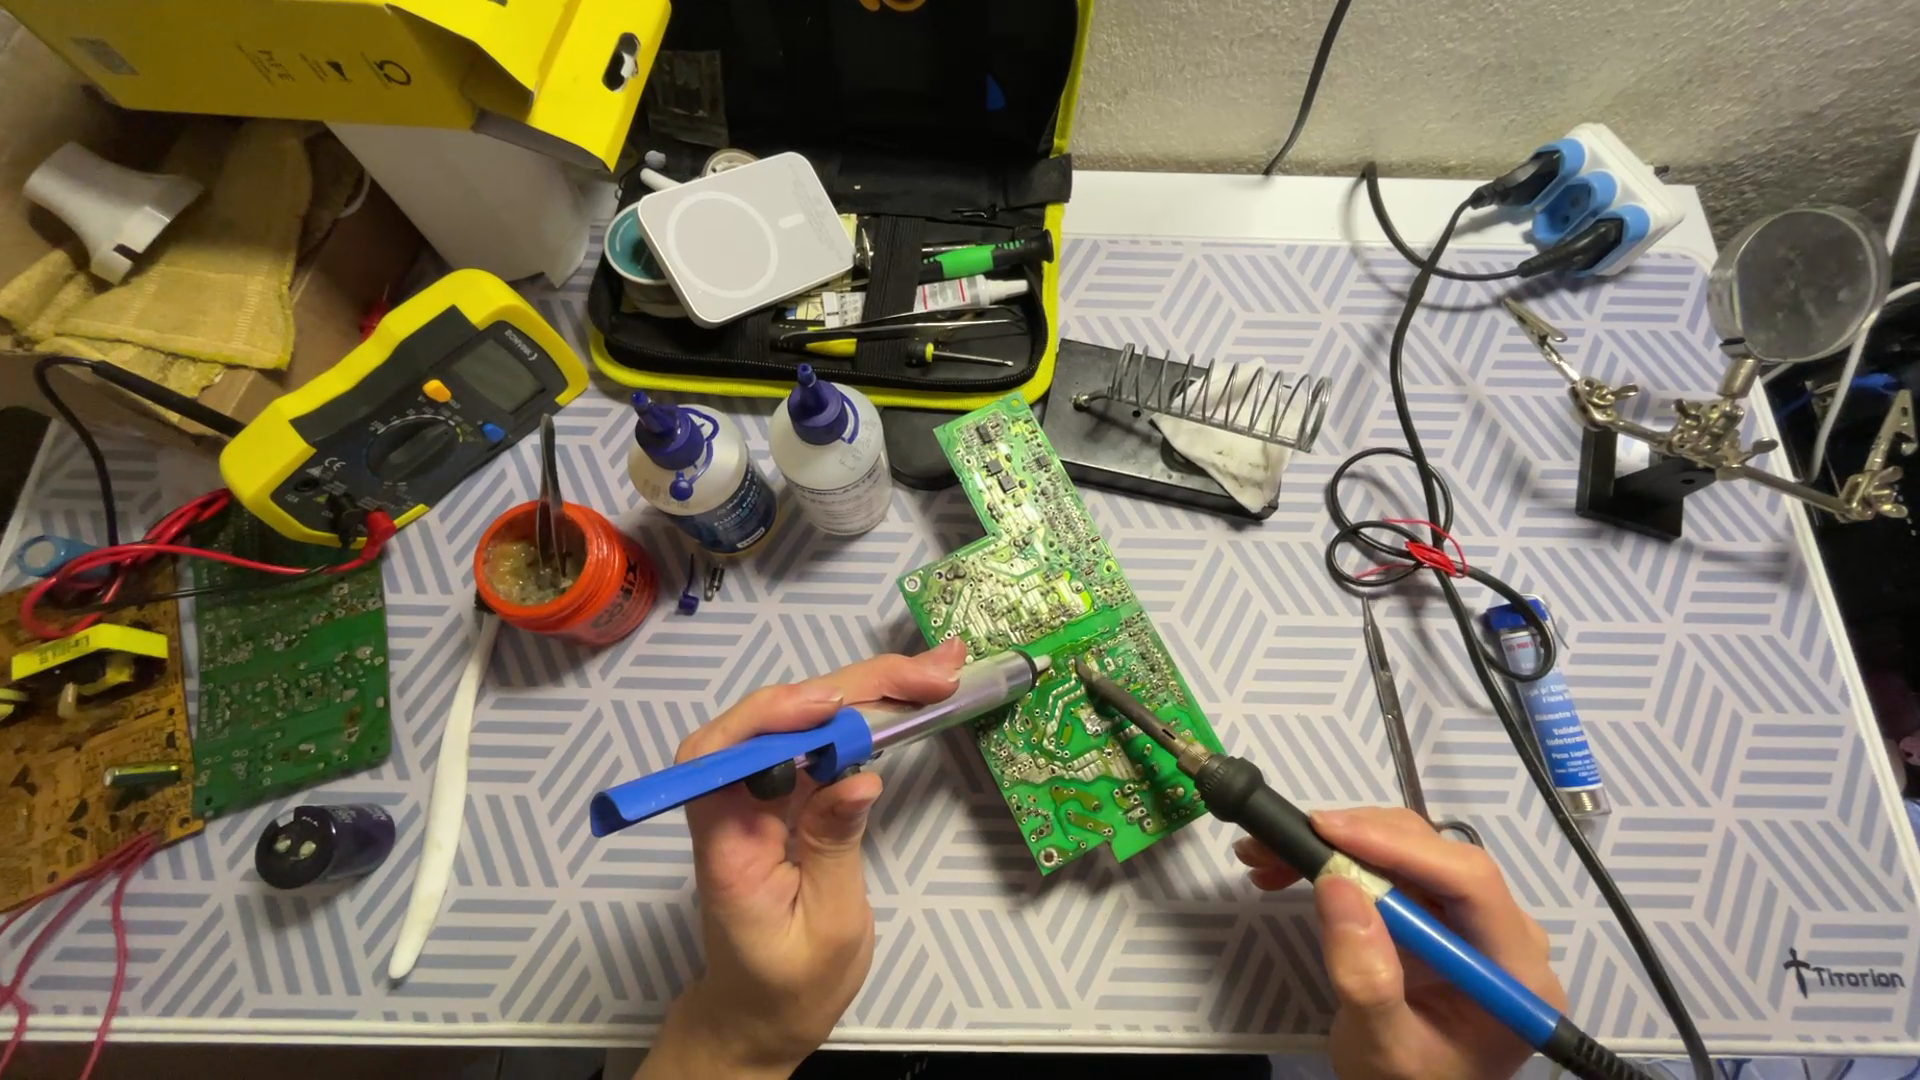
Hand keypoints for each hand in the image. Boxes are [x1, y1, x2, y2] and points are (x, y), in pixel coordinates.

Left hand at [639, 639, 967, 1079]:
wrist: (762, 1011)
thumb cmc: (786, 986)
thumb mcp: (824, 929)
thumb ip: (833, 847)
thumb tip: (859, 777)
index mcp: (726, 839)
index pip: (723, 754)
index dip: (771, 716)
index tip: (829, 705)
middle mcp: (738, 798)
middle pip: (782, 718)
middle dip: (855, 687)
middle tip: (932, 674)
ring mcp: (768, 787)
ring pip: (811, 716)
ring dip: (873, 687)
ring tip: (938, 672)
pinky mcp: (795, 786)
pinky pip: (827, 735)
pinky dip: (873, 710)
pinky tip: (913, 693)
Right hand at [1233, 807, 1566, 1079]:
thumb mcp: (1383, 1047)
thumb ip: (1367, 980)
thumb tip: (1337, 885)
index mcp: (1513, 971)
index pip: (1469, 881)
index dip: (1398, 846)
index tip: (1326, 832)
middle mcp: (1499, 932)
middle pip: (1431, 853)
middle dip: (1351, 839)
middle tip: (1280, 843)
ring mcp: (1463, 917)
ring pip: (1401, 845)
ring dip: (1332, 844)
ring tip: (1268, 857)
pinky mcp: (1430, 908)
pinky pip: (1382, 863)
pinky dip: (1331, 858)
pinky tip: (1284, 869)